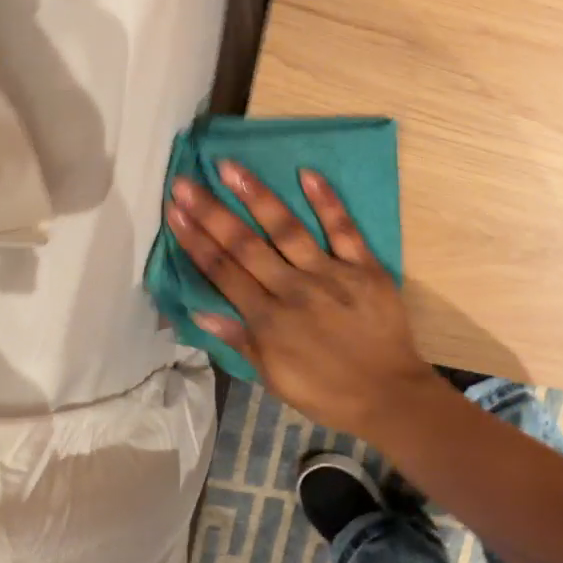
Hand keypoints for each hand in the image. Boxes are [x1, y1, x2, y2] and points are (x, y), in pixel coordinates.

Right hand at [165, 161, 441, 431]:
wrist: (388, 395)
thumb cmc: (327, 392)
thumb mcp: (274, 377)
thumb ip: (240, 340)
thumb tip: (200, 311)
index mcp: (268, 320)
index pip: (223, 272)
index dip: (195, 240)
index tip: (174, 210)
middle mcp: (293, 290)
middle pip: (246, 245)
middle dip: (212, 212)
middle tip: (186, 181)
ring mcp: (331, 274)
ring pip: (287, 230)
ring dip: (257, 196)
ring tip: (231, 167)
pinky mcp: (365, 268)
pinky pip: (344, 230)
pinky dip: (327, 202)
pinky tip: (306, 173)